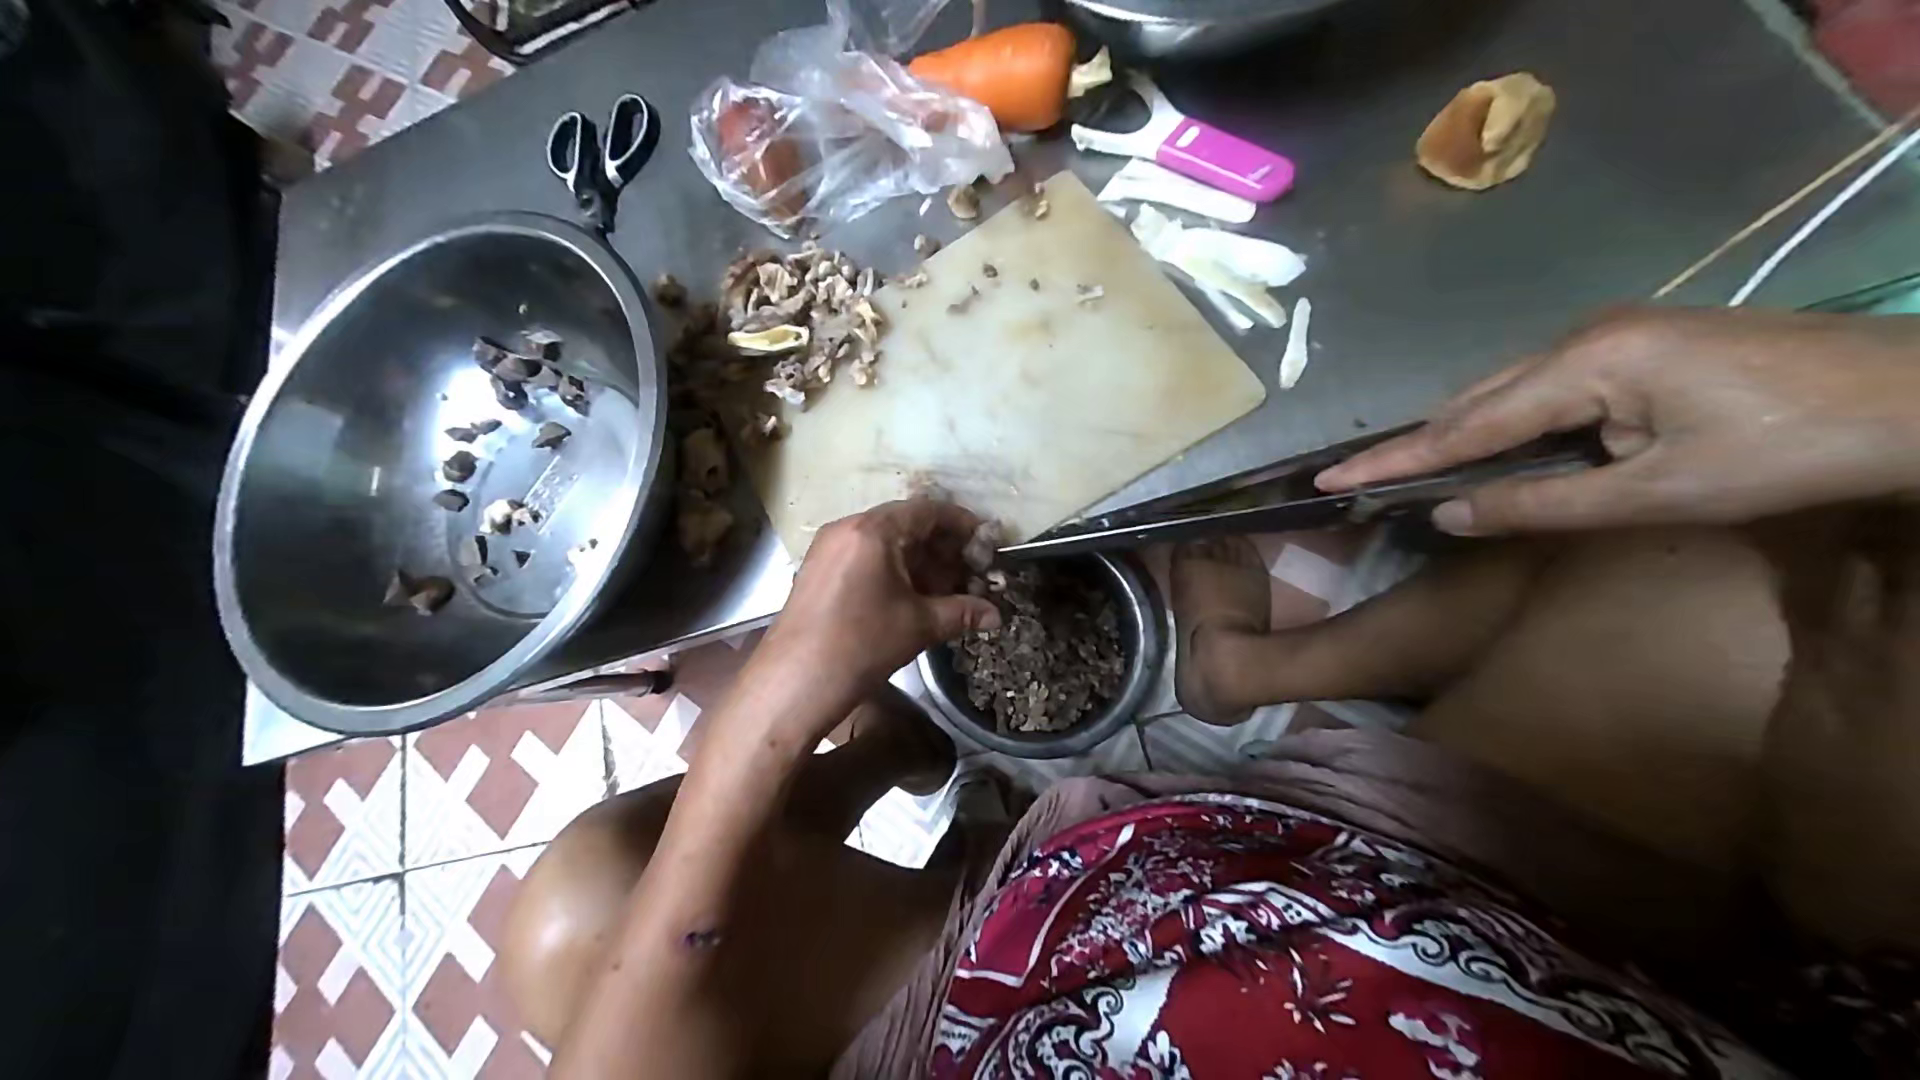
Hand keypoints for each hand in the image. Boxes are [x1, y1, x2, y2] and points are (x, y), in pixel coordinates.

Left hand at [753, 499, 1002, 709]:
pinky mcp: (819, 570)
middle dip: (942, 549)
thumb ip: (962, 612)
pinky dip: (894, 571)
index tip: (985, 544)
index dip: (962, 525)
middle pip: (906, 524)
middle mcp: (848, 528)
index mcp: (873, 530)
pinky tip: (913, 598)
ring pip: (886, 543)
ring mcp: (829, 548)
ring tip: (946, 591)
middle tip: (969, 574)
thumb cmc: (861, 645)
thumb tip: (996, 615)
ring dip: (919, 562)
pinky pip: (865, 557)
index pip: (928, 511)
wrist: (794, 683)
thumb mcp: (919, 626)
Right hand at [1317, 308, 1919, 533]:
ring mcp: (1609, 335)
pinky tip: (1492, 445)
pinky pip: (1538, 387)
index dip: (1394, 457)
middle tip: (1359, 477)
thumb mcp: (1658, 492)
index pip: (1464, 425)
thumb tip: (1445, 515)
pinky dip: (1502, 422)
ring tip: (1413, 471)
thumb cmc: (1796, 451)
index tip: (1329, 475)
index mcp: (1586, 364)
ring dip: (1459, 433)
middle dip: (1417, 443)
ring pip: (1502, 391)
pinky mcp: (1632, 344)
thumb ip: (1539, 504)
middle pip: (1473, 399)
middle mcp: (1582, 337)